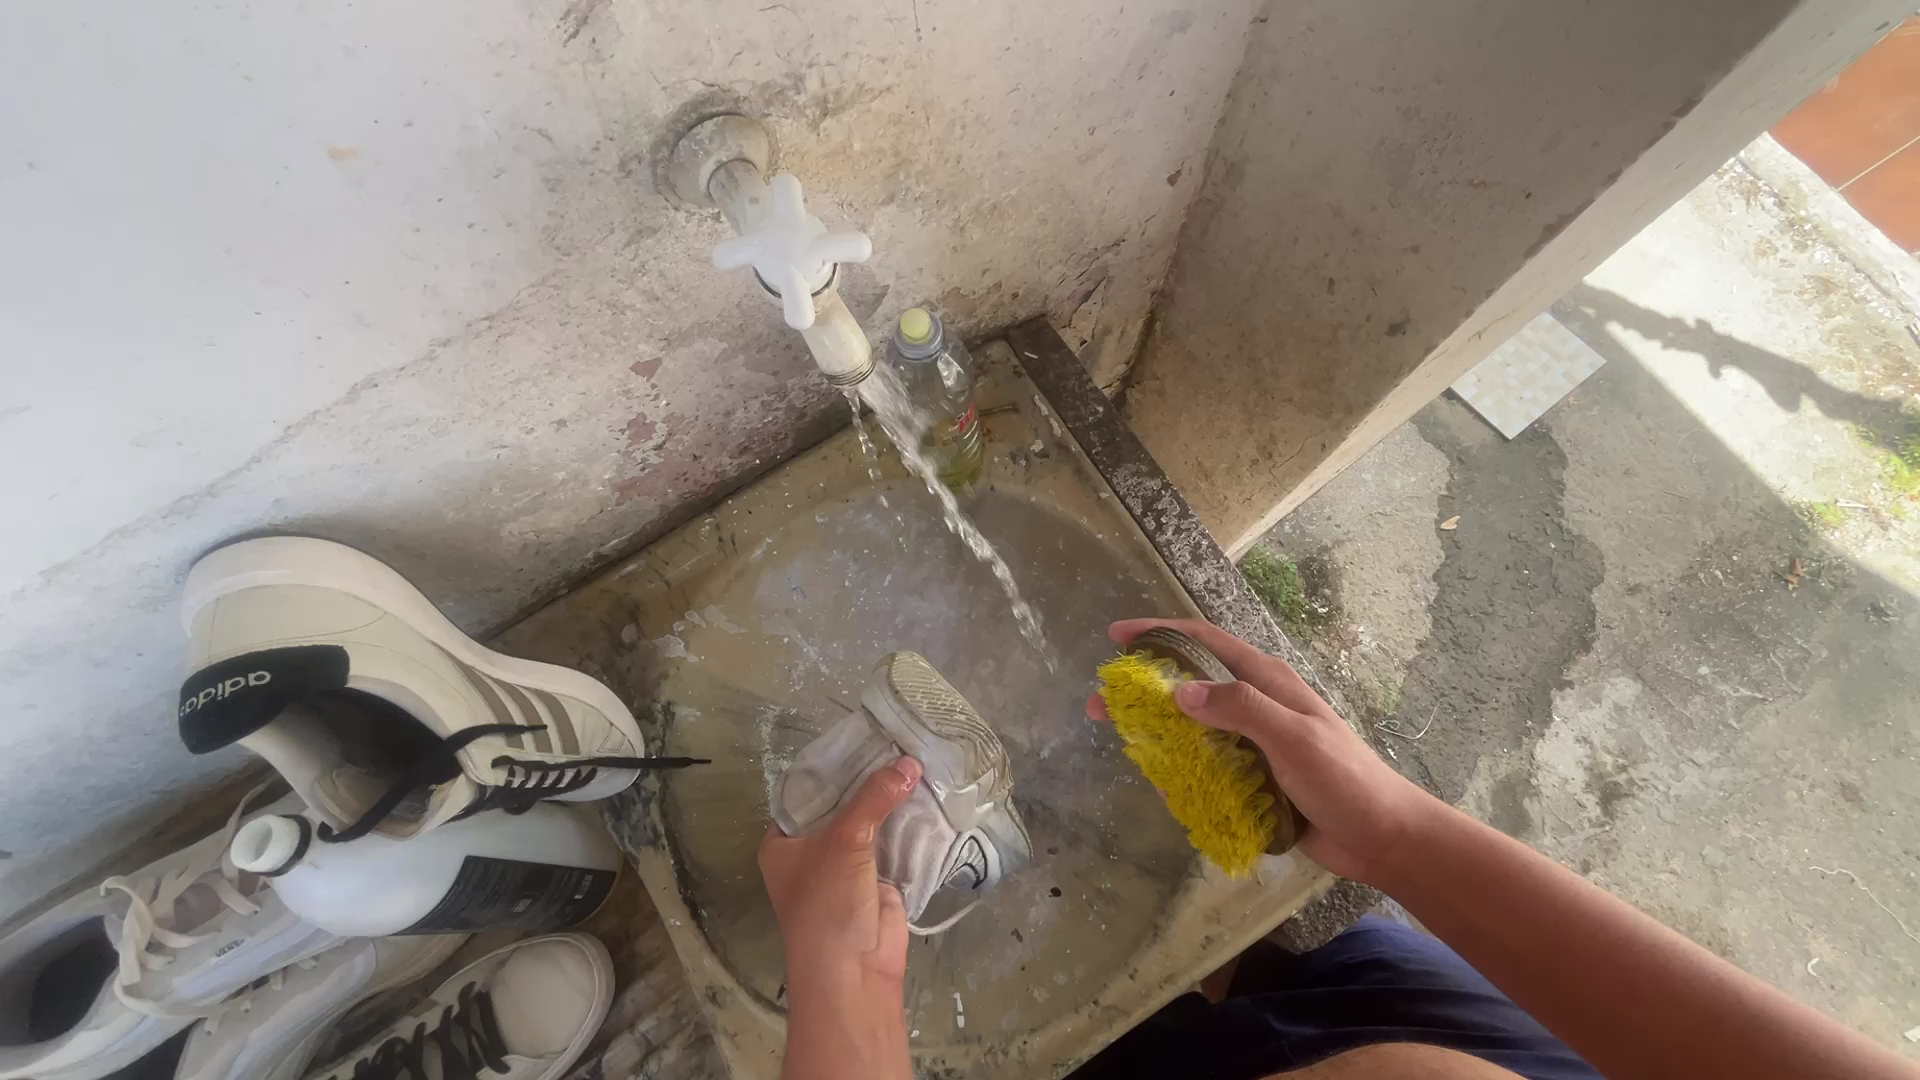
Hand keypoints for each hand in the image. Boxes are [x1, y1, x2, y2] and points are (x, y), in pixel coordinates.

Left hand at [759, 756, 920, 1079]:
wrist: (854, 973)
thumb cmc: (828, 903)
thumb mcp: (845, 840)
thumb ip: (875, 797)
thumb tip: (909, 761)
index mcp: (785, 839)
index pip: (809, 787)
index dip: (836, 761)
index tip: (866, 732)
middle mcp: (813, 848)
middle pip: (844, 801)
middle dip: (871, 777)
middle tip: (900, 739)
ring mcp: (847, 863)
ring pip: (872, 820)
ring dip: (893, 798)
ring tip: (920, 757)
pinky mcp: (878, 877)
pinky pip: (894, 840)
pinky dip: (910, 821)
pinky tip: (930, 792)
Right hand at [1087, 618, 1441, 886]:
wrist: (1382, 837)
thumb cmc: (1344, 779)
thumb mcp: (1293, 737)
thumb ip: (1240, 709)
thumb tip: (1179, 692)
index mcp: (1264, 680)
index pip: (1203, 641)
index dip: (1159, 632)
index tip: (1118, 636)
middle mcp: (1251, 702)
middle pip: (1186, 683)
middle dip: (1142, 689)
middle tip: (1101, 703)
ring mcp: (1249, 739)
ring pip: (1189, 725)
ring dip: (1155, 732)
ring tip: (1126, 745)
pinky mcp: (1248, 773)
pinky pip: (1202, 763)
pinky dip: (1178, 768)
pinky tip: (1163, 783)